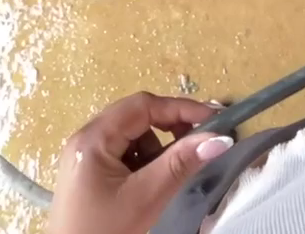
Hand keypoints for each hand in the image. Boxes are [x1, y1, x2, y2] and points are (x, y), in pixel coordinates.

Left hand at [46, 92, 233, 233]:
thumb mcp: (145, 199)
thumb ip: (180, 164)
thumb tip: (219, 139)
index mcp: (93, 137)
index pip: (144, 106)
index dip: (181, 108)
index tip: (214, 120)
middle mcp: (86, 138)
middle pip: (137, 116)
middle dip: (170, 127)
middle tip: (198, 142)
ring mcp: (85, 155)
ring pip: (132, 135)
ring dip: (156, 148)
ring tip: (166, 175)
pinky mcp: (88, 173)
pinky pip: (123, 152)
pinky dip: (143, 161)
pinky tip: (148, 185)